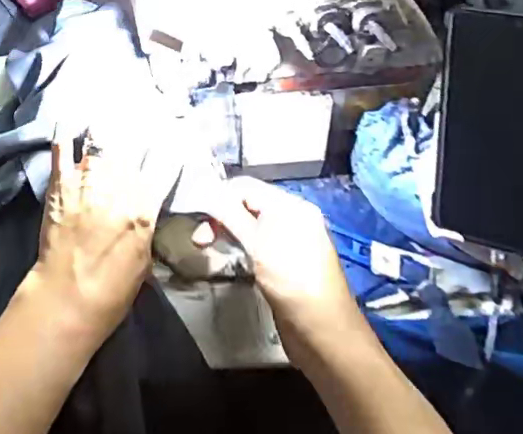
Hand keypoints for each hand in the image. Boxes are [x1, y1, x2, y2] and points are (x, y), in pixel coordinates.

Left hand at [19, 126, 180, 344]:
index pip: (164, 164)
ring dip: (107, 129)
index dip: (170, 148)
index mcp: (143, 207)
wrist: (65, 302)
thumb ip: (146, 222)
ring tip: (110, 116)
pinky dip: (67, 133)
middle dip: (139, 132)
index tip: (173, 137)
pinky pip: (63, 149)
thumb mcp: (145, 257)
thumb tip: (146, 203)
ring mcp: (87, 182)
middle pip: (132, 146)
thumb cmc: (112, 291)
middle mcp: (117, 187)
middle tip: (140, 120)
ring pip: (101, 141)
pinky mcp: (60, 184)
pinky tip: (71, 121)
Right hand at [201, 176, 369, 366]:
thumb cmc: (293, 284)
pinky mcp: (286, 264)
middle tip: (201, 239)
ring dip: (230, 231)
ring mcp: (291, 241)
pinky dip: (243, 245)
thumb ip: (232, 216)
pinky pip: (259, 244)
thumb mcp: (259, 246)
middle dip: (222, 215)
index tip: (197, 214)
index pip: (247, 187)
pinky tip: (232, 256)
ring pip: (252, 225)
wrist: (325, 336)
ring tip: (210, 246)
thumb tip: (209, 193)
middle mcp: (293, 218)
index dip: (219, 196)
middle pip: (249, 204)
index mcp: (291, 206)